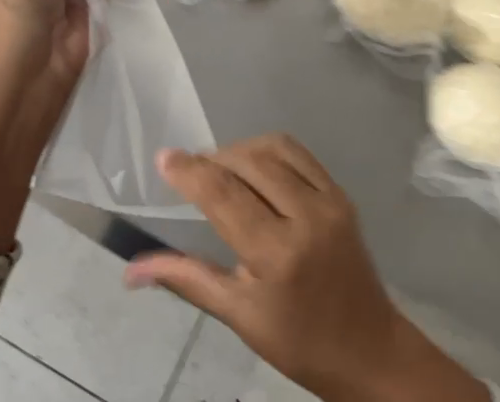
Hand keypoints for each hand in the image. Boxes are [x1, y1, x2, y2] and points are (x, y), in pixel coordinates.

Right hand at [125, 136, 488, 401]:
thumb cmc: (297, 341)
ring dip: (242, 149)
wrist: (368, 349)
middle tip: (188, 167)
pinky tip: (254, 167)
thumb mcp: (238, 315)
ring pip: (277, 149)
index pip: (224, 194)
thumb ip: (186, 278)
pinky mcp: (343, 196)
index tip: (164, 158)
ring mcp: (330, 202)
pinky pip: (302, 156)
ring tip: (219, 165)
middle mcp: (306, 217)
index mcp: (277, 253)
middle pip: (249, 162)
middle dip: (213, 157)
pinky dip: (271, 151)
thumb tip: (131, 270)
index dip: (190, 171)